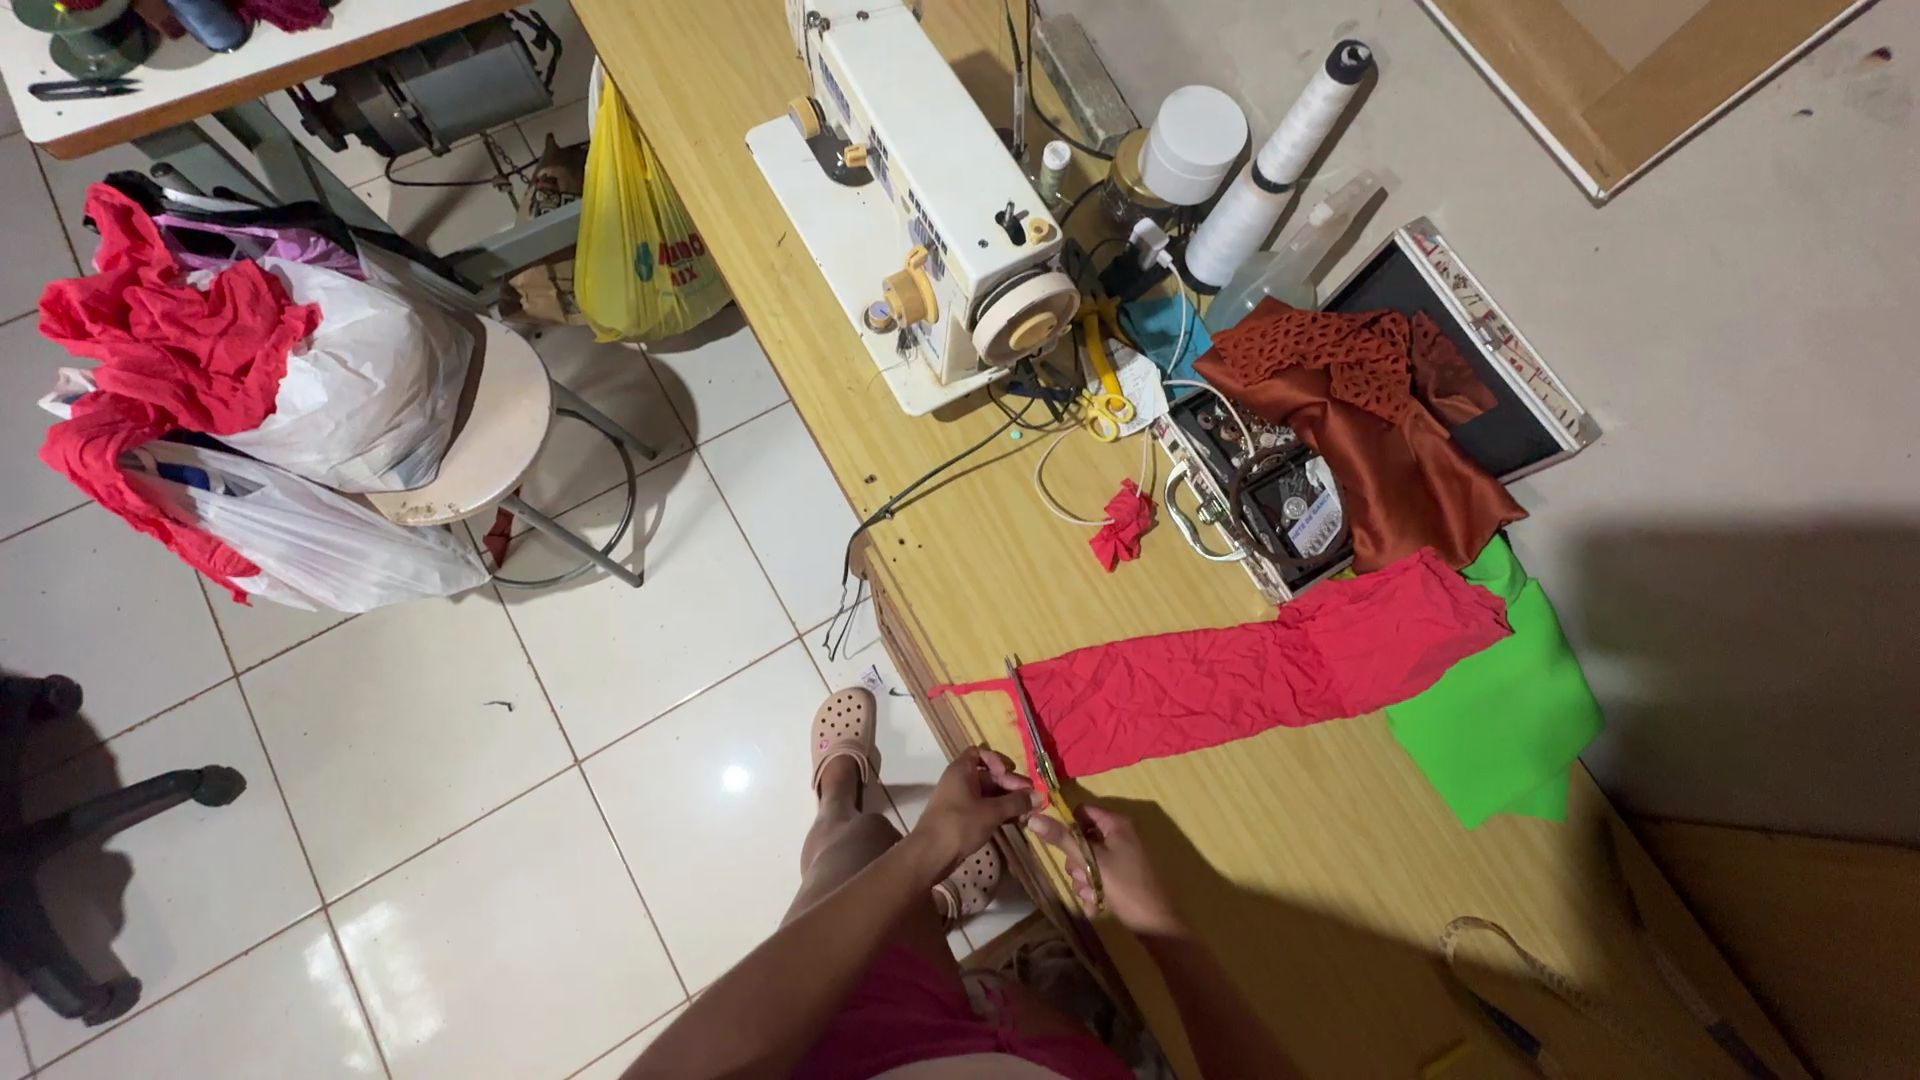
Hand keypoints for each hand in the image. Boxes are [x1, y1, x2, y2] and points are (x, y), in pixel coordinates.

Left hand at [908, 747, 1041, 879]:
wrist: (930, 855)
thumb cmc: (959, 824)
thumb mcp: (991, 812)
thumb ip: (1016, 802)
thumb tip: (1040, 795)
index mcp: (961, 770)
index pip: (979, 753)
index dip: (997, 760)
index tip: (1009, 774)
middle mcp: (960, 781)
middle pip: (989, 776)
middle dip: (1011, 786)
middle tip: (1031, 799)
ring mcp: (960, 800)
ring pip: (989, 794)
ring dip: (1009, 802)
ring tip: (1030, 813)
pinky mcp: (962, 818)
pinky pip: (985, 808)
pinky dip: (1000, 813)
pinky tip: (1018, 822)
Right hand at [1030, 806, 1183, 936]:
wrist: (1155, 925)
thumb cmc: (1125, 887)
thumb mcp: (1091, 861)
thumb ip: (1062, 839)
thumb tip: (1033, 817)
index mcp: (1116, 823)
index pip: (1081, 812)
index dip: (1069, 827)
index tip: (1062, 846)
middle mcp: (1119, 835)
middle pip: (1082, 838)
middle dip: (1077, 862)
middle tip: (1083, 876)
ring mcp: (1121, 856)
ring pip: (1087, 860)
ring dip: (1083, 880)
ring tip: (1092, 895)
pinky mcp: (1121, 876)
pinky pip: (1097, 875)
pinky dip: (1093, 889)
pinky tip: (1096, 905)